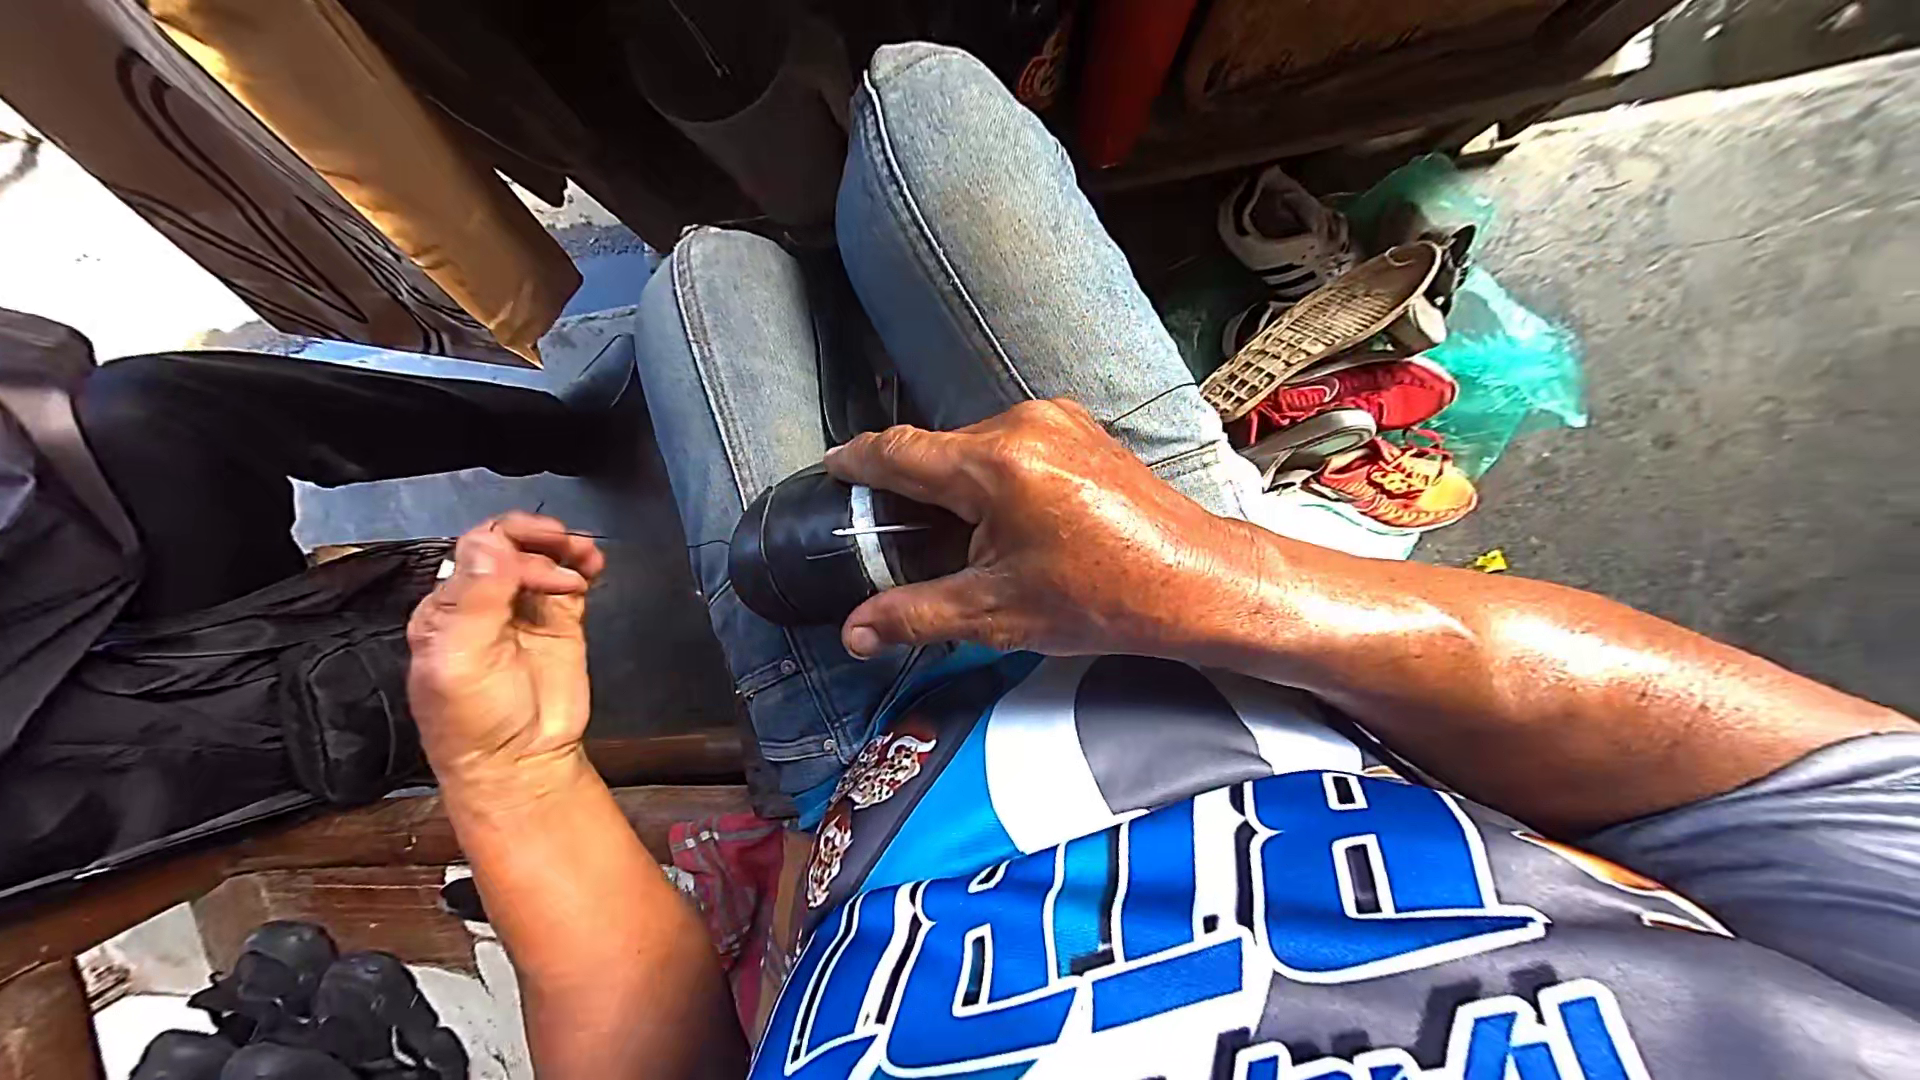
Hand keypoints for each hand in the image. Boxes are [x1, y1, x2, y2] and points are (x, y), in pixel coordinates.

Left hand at [406, 513, 605, 796]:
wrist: (521, 760)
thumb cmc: (476, 719)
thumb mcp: (460, 662)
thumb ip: (475, 601)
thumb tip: (492, 543)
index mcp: (450, 607)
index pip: (479, 551)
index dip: (512, 542)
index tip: (543, 553)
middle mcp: (487, 601)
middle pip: (514, 547)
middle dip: (541, 539)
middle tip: (568, 545)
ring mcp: (527, 610)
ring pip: (545, 559)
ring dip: (566, 548)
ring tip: (587, 556)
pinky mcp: (561, 622)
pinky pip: (572, 582)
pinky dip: (584, 567)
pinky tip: (593, 566)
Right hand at [824, 399, 1251, 658]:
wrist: (1193, 581)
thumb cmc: (1104, 597)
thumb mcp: (997, 612)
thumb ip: (914, 615)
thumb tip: (856, 631)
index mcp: (995, 464)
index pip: (898, 450)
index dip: (856, 461)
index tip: (834, 469)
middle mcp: (1024, 424)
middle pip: (936, 450)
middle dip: (913, 488)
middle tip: (904, 534)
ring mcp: (1057, 420)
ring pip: (974, 446)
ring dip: (956, 483)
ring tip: (964, 536)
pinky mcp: (1079, 428)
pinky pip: (1011, 442)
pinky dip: (992, 474)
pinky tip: (1006, 517)